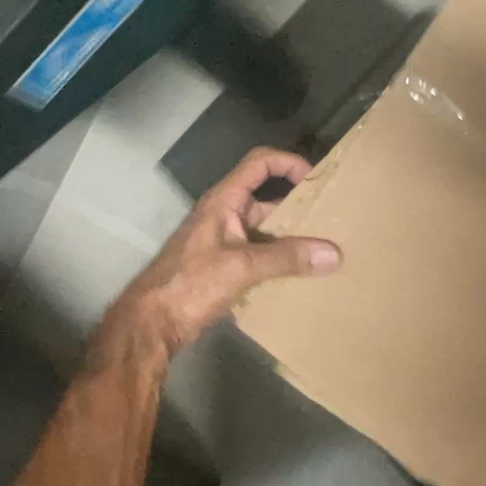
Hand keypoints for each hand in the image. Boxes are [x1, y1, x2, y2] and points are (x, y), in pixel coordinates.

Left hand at [108, 148, 341, 353]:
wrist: (151, 322)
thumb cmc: (190, 284)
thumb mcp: (241, 266)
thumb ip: (286, 258)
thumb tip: (334, 253)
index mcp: (224, 201)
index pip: (259, 163)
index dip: (288, 162)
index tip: (316, 180)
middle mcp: (224, 215)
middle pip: (267, 198)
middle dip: (298, 206)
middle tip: (332, 219)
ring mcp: (223, 242)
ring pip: (265, 231)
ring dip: (291, 238)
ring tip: (324, 250)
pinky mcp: (223, 268)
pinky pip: (259, 256)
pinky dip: (279, 262)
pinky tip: (301, 277)